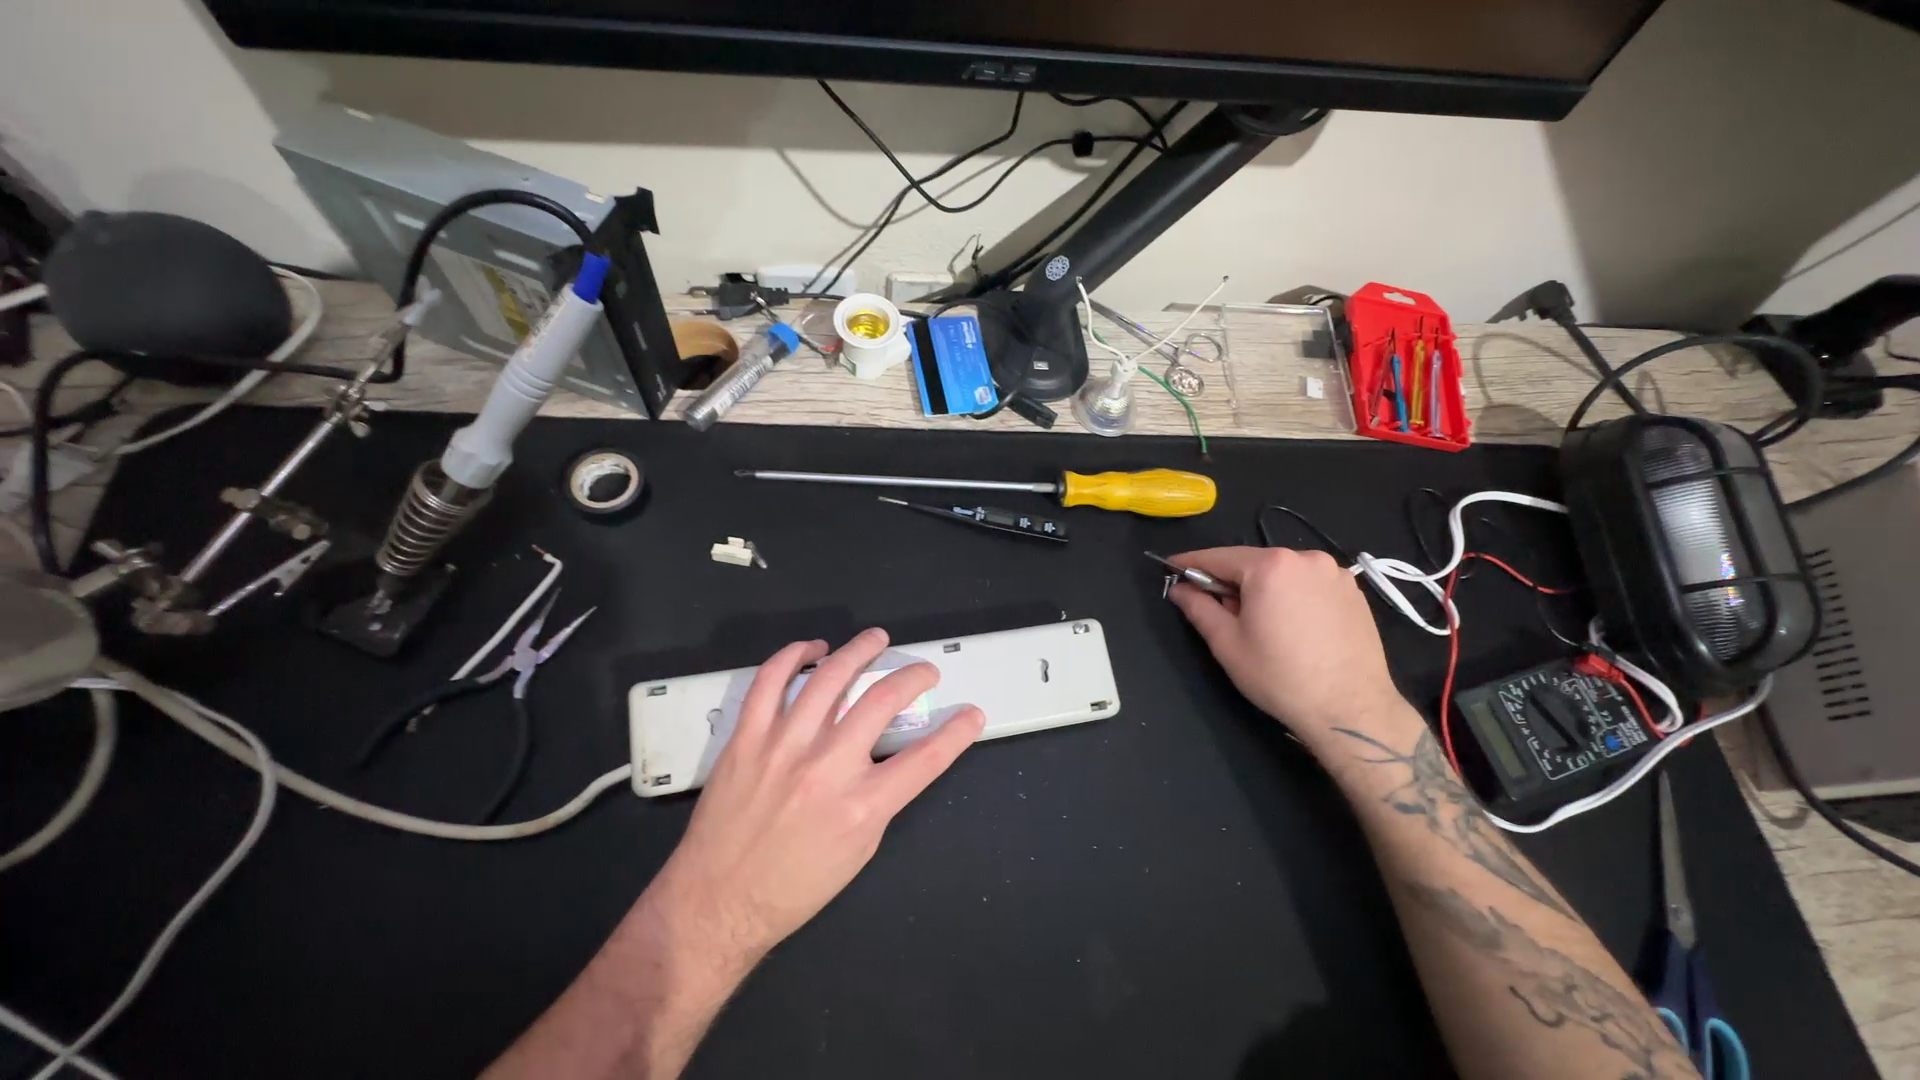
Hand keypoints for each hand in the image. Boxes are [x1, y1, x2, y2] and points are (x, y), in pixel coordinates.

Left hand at [642, 628, 985, 970]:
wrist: (719, 902)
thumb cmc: (794, 887)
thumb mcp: (859, 851)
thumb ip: (880, 799)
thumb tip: (893, 757)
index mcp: (862, 806)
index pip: (926, 757)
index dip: (957, 731)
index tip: (971, 713)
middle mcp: (827, 768)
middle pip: (882, 701)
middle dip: (914, 677)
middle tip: (924, 670)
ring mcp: (783, 747)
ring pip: (829, 678)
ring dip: (858, 651)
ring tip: (876, 639)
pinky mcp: (747, 738)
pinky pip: (770, 682)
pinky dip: (793, 657)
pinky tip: (812, 650)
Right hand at [1166, 547, 1406, 754]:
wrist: (1351, 708)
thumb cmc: (1280, 677)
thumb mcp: (1227, 643)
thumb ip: (1199, 608)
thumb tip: (1180, 589)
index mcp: (1270, 566)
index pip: (1218, 557)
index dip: (1191, 564)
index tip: (1170, 568)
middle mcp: (1306, 558)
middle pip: (1253, 563)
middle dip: (1231, 582)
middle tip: (1219, 612)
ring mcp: (1335, 573)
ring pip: (1283, 573)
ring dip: (1264, 589)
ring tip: (1260, 625)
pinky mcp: (1354, 592)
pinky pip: (1309, 584)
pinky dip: (1292, 596)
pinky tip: (1292, 627)